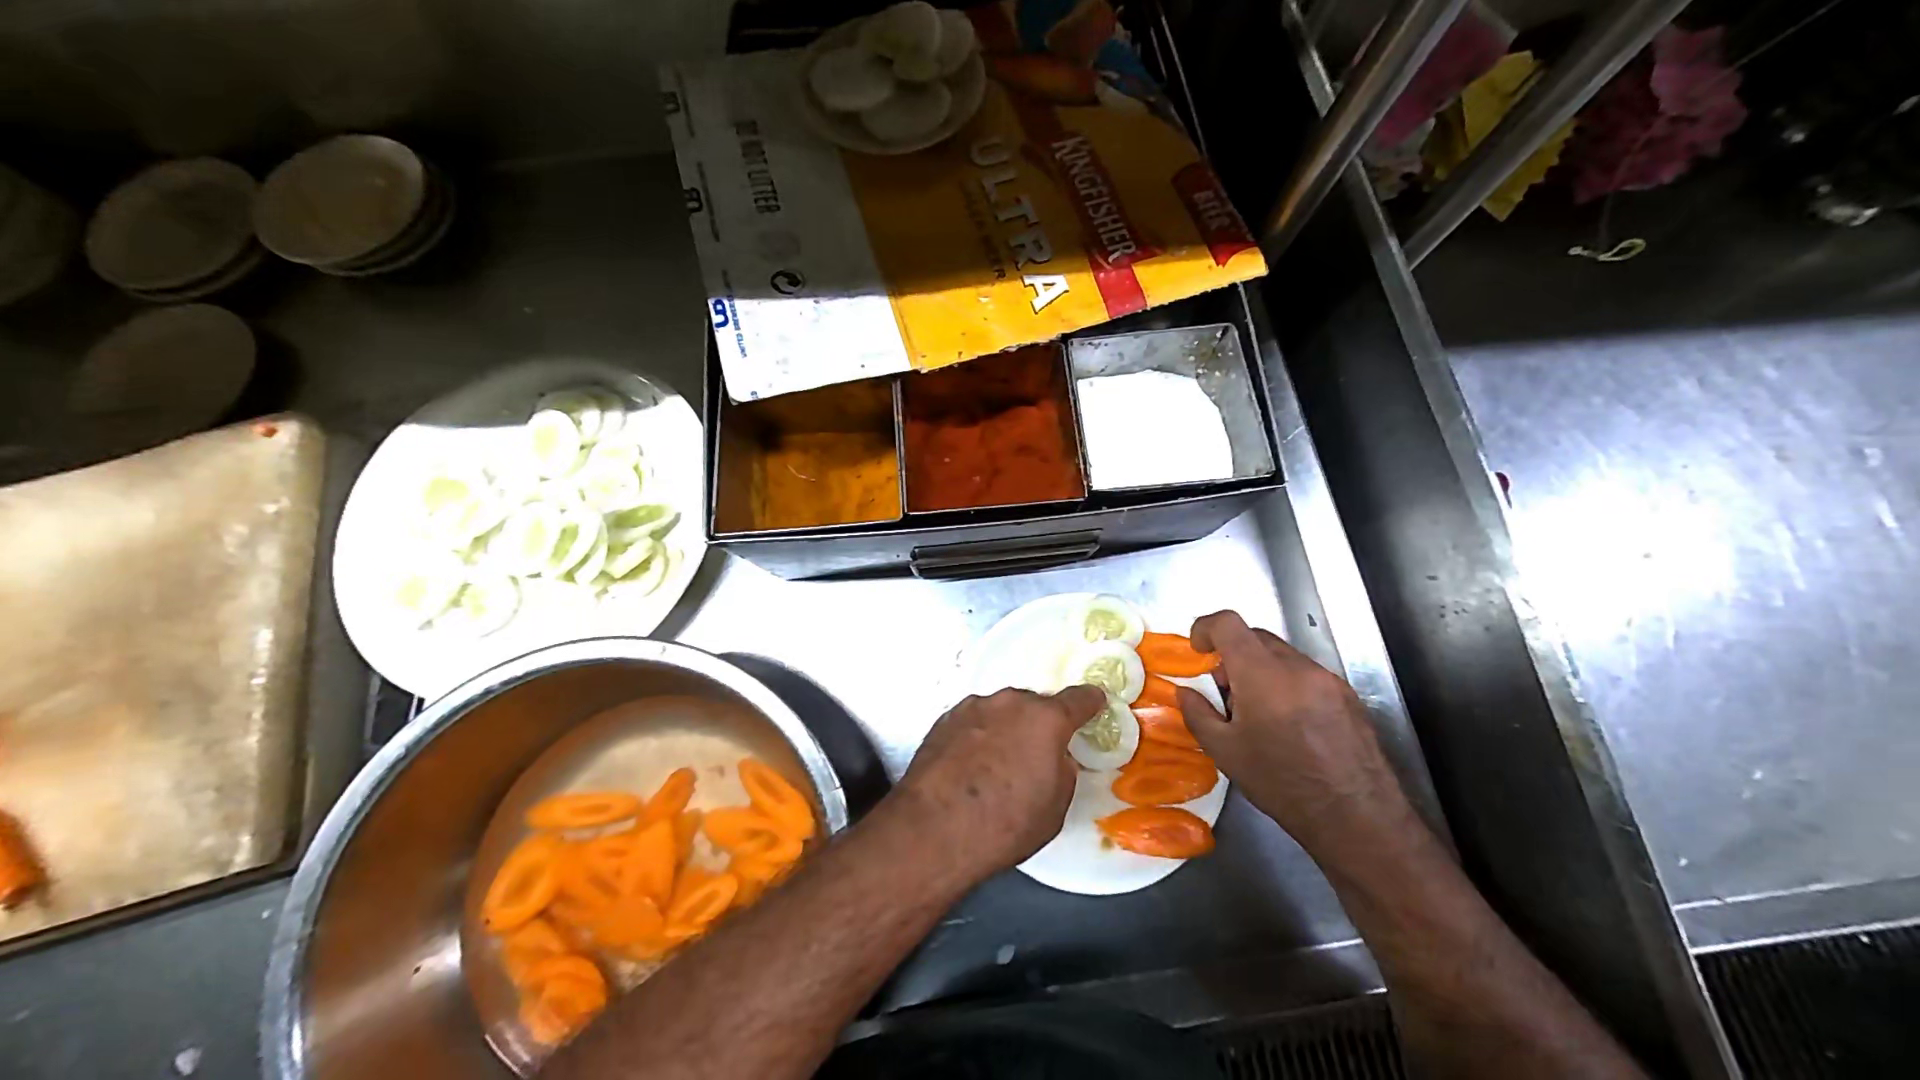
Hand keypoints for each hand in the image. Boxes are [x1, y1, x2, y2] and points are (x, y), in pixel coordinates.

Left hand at [891, 684, 1105, 883]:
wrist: (935, 829)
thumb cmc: (1004, 823)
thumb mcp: (1055, 806)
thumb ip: (1063, 770)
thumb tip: (1055, 757)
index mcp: (1046, 720)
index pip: (1078, 699)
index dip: (1089, 702)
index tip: (1093, 702)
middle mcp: (1009, 703)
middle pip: (1034, 706)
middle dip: (1038, 726)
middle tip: (1036, 756)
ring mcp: (973, 708)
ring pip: (1000, 713)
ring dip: (1005, 730)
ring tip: (997, 768)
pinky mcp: (944, 720)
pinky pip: (973, 724)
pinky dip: (977, 738)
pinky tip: (970, 768)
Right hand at [1179, 611, 1413, 857]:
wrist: (1355, 817)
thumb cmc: (1281, 783)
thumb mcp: (1224, 752)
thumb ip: (1197, 713)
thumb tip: (1186, 692)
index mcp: (1262, 674)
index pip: (1229, 624)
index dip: (1206, 628)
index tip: (1198, 651)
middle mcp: (1297, 667)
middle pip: (1255, 637)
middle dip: (1232, 654)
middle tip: (1224, 690)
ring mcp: (1327, 679)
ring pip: (1282, 656)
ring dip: (1260, 670)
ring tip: (1257, 713)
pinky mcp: (1348, 696)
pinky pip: (1306, 675)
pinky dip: (1286, 685)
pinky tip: (1288, 724)